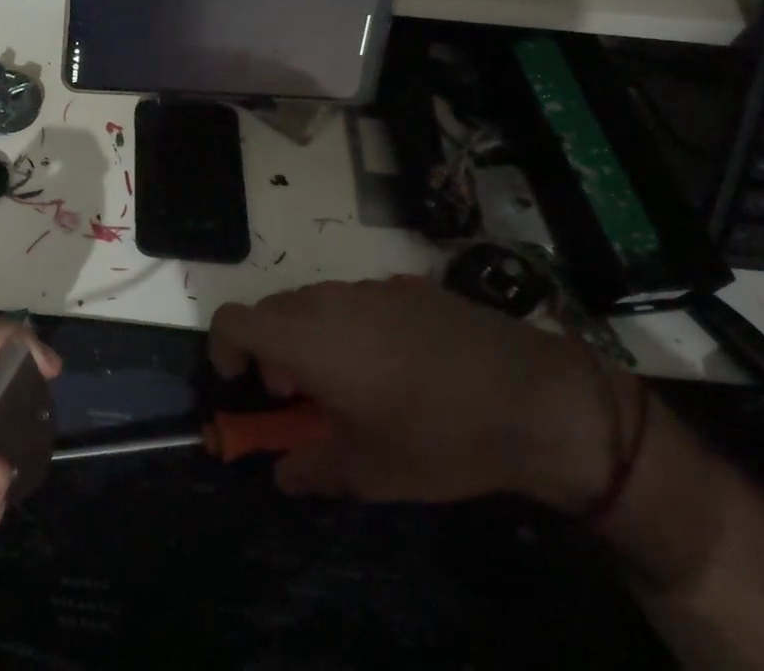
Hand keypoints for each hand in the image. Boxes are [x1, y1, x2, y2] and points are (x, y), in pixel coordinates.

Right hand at [210, 276, 622, 510]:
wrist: (541, 402)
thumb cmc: (439, 438)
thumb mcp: (369, 472)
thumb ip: (311, 469)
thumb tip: (284, 474)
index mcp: (306, 340)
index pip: (233, 320)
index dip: (222, 348)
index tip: (240, 382)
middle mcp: (331, 302)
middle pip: (272, 310)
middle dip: (268, 349)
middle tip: (294, 392)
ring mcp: (374, 290)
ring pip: (316, 302)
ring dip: (309, 336)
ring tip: (347, 381)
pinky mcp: (413, 288)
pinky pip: (359, 301)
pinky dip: (352, 327)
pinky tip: (396, 366)